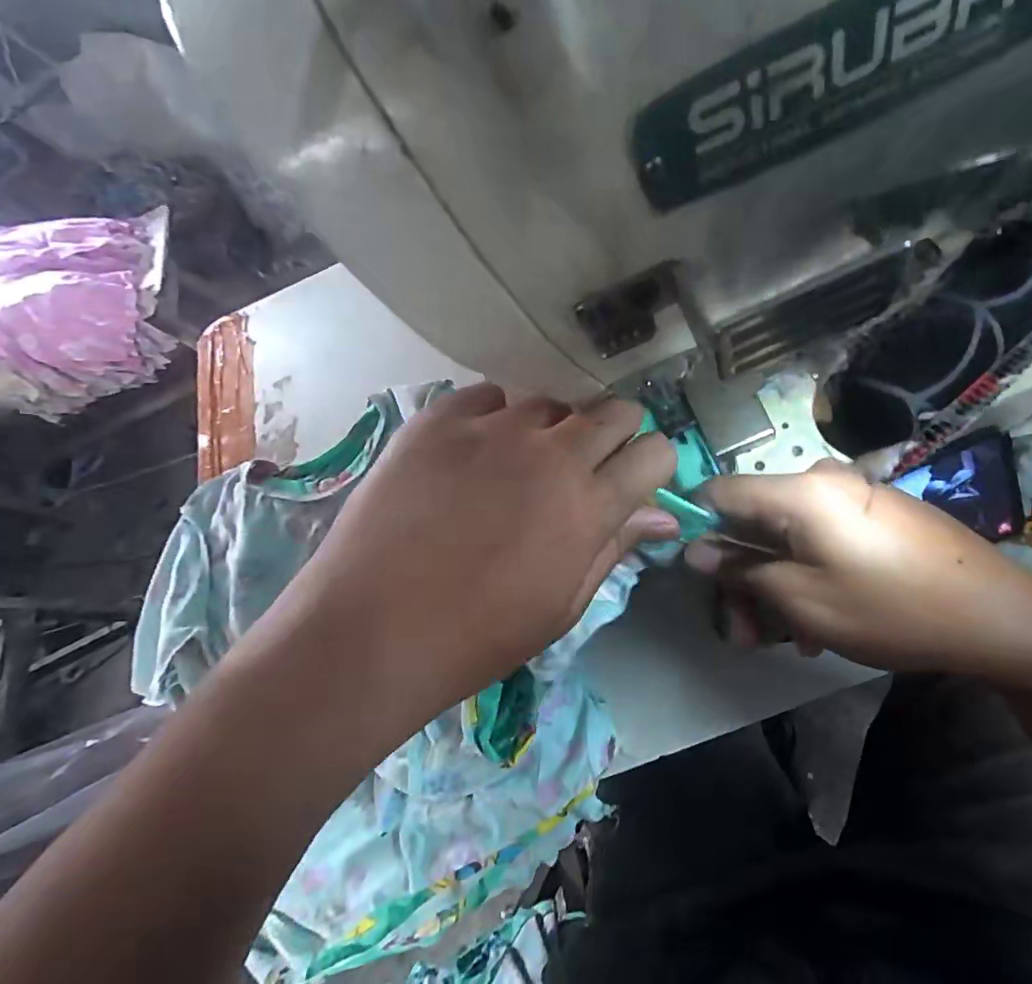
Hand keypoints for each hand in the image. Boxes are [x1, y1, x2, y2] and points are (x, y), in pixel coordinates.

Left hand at [260, 384, 676, 714]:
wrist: (368, 633)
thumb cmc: (478, 636)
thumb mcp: (564, 604)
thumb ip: (616, 547)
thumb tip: (663, 515)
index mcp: (589, 504)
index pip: (655, 451)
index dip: (653, 466)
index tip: (636, 485)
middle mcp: (551, 453)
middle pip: (616, 411)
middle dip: (617, 436)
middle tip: (588, 469)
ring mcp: (492, 429)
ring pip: (552, 402)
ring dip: (553, 429)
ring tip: (522, 464)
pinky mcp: (438, 419)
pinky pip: (489, 396)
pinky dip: (495, 418)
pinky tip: (475, 452)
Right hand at [685, 460, 1031, 675]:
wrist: (994, 613)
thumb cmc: (890, 607)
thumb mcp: (803, 600)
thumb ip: (743, 570)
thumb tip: (696, 549)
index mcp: (800, 489)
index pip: (721, 491)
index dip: (699, 531)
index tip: (700, 578)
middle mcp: (823, 479)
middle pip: (756, 521)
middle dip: (743, 578)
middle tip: (746, 636)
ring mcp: (853, 495)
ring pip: (789, 536)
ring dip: (776, 585)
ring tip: (789, 640)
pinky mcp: (876, 513)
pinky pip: (822, 537)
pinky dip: (808, 574)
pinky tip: (819, 623)